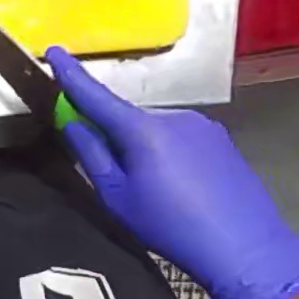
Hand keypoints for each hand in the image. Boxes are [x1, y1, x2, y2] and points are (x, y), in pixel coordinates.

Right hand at [47, 47, 298, 298]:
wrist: (244, 246)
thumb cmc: (170, 226)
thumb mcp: (117, 197)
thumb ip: (92, 155)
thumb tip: (73, 122)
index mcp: (143, 130)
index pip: (97, 96)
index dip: (71, 75)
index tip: (54, 52)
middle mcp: (173, 116)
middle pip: (126, 117)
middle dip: (109, 134)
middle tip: (108, 174)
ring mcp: (201, 124)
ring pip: (152, 129)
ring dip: (139, 147)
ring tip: (148, 189)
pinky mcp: (219, 138)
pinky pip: (177, 137)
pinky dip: (164, 152)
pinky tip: (174, 186)